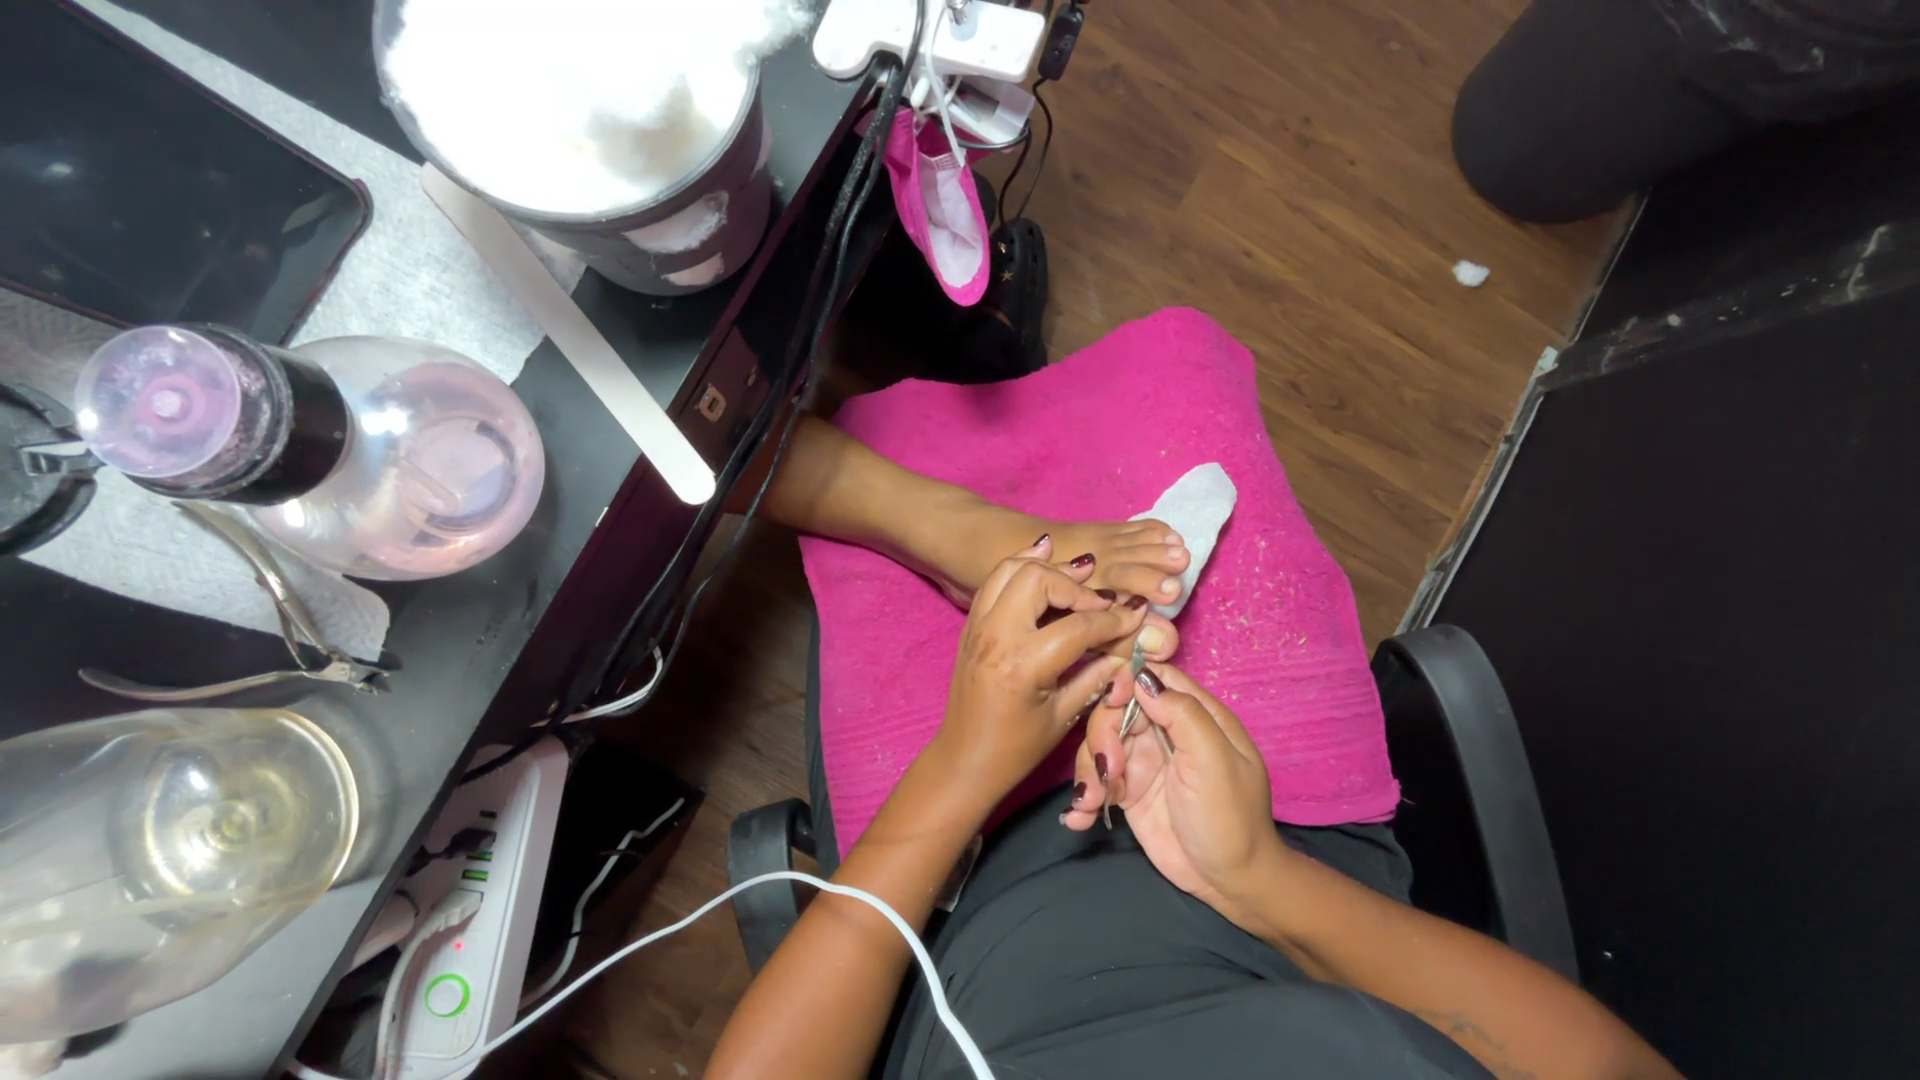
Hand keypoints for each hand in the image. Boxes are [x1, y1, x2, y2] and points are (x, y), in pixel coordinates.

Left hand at [935, 541, 1145, 811]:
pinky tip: (1045, 560)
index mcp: (1022, 665)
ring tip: (1079, 573)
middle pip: (1039, 578)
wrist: (964, 760)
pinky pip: (995, 579)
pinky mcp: (971, 624)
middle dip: (1076, 585)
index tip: (1137, 613)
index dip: (1114, 618)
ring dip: (1048, 568)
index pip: (1078, 625)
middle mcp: (995, 636)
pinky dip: (1021, 565)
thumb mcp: (1064, 716)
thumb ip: (1098, 675)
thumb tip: (1130, 644)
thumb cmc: (1015, 748)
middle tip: (1099, 603)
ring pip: (1012, 568)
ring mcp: (978, 626)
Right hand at [1063, 663, 1294, 931]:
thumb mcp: (1214, 761)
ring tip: (1092, 802)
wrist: (1229, 882)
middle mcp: (1165, 733)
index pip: (1154, 678)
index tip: (1112, 701)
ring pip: (1099, 744)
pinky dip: (1083, 797)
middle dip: (1102, 735)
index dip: (1126, 681)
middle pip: (1117, 709)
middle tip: (1108, 769)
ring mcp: (1143, 762)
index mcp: (1194, 715)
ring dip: (1088, 770)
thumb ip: (1182, 714)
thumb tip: (1142, 677)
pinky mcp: (1127, 792)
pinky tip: (1079, 818)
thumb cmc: (1230, 816)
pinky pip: (1095, 781)